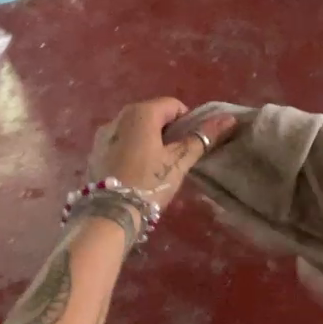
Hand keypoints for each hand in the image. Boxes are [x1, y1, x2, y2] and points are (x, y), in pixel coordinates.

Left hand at [87, 98, 237, 211]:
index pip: (173, 105)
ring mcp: (102, 136)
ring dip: (148, 140)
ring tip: (155, 166)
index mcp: (141, 113)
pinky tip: (136, 172)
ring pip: (135, 129)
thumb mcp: (180, 161)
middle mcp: (118, 117)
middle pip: (152, 115)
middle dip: (167, 130)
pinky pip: (120, 142)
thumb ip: (203, 137)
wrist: (108, 218)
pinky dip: (131, 150)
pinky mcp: (93, 153)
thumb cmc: (148, 184)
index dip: (186, 122)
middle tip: (175, 156)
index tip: (189, 144)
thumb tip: (229, 118)